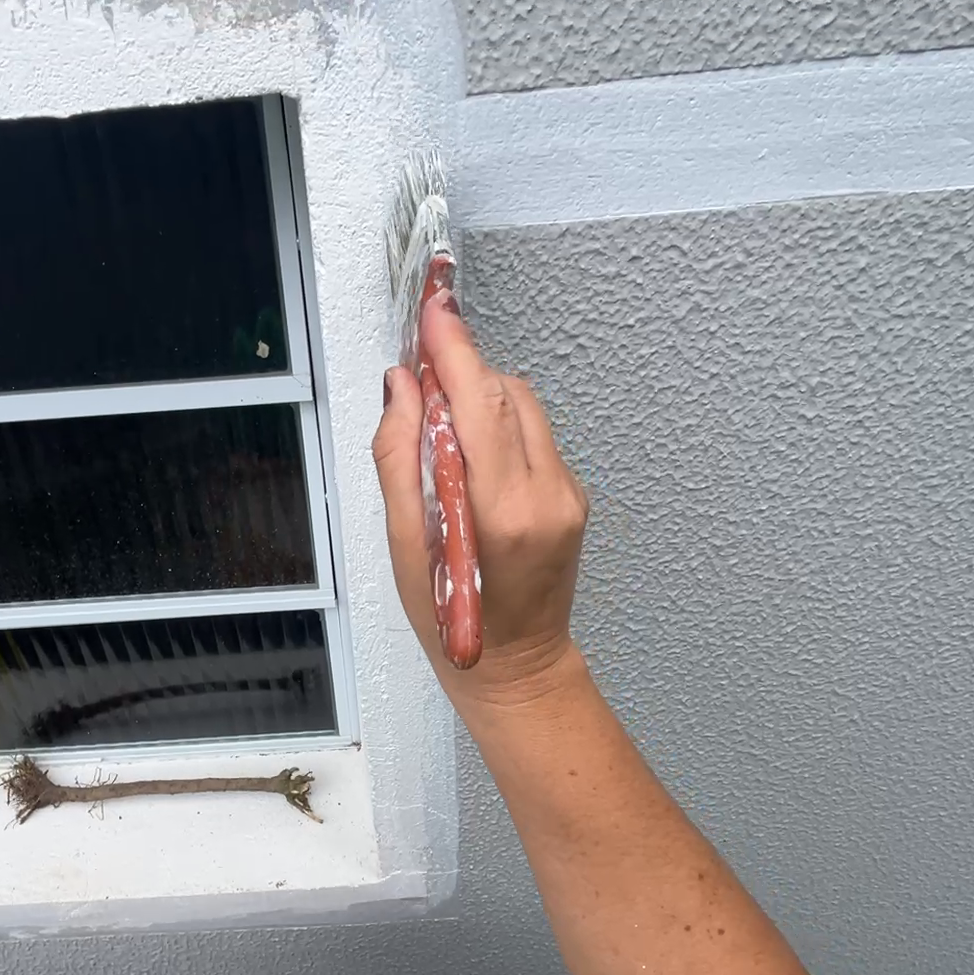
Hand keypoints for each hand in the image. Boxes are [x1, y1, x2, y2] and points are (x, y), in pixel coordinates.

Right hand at [374, 293, 589, 710]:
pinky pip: (532, 435)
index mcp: (503, 511)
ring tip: (441, 440)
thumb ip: (400, 460)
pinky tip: (472, 465)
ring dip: (478, 404)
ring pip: (521, 409)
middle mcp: (548, 493)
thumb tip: (401, 389)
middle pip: (505, 395)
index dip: (455, 351)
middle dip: (460, 376)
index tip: (433, 309)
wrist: (518, 665)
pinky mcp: (574, 494)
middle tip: (417, 388)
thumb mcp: (405, 548)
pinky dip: (497, 429)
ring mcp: (569, 493)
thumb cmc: (452, 622)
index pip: (481, 405)